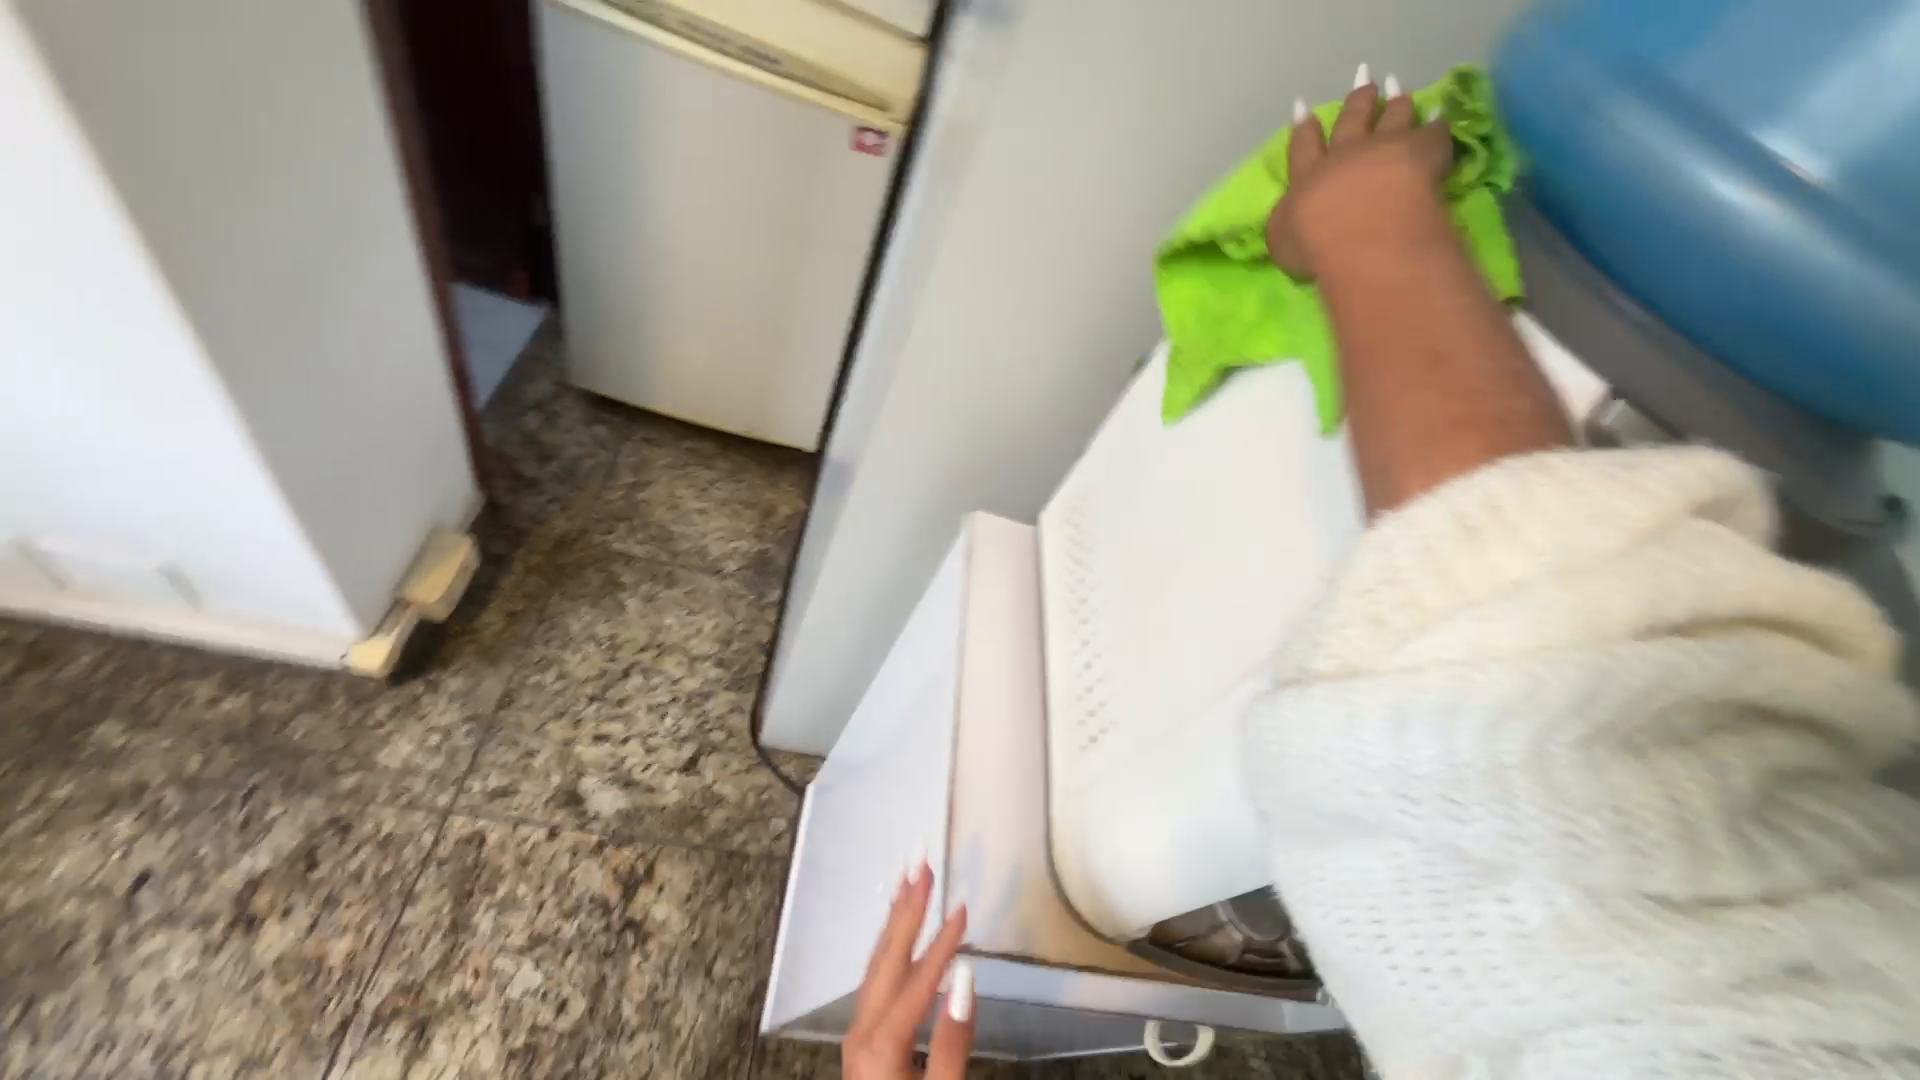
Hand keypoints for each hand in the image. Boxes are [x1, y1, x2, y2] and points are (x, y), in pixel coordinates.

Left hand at [842, 857, 973, 1079]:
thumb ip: (952, 1041)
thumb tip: (964, 978)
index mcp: (881, 1045)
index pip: (917, 981)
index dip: (942, 943)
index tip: (964, 907)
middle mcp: (862, 1031)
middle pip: (887, 958)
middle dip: (907, 909)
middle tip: (922, 863)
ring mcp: (858, 1035)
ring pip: (876, 965)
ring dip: (894, 920)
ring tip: (909, 882)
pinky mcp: (863, 1042)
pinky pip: (874, 979)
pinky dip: (888, 947)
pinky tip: (897, 936)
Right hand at [1266, 66, 1455, 280]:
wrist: (1364, 238)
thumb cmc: (1315, 246)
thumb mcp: (1282, 239)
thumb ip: (1286, 219)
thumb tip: (1291, 209)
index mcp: (1308, 176)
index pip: (1303, 146)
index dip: (1303, 126)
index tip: (1303, 106)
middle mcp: (1346, 154)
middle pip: (1352, 120)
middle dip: (1357, 101)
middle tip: (1364, 81)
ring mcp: (1386, 147)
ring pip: (1392, 117)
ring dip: (1395, 102)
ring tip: (1399, 89)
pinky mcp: (1423, 151)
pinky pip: (1432, 132)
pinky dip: (1436, 123)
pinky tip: (1440, 116)